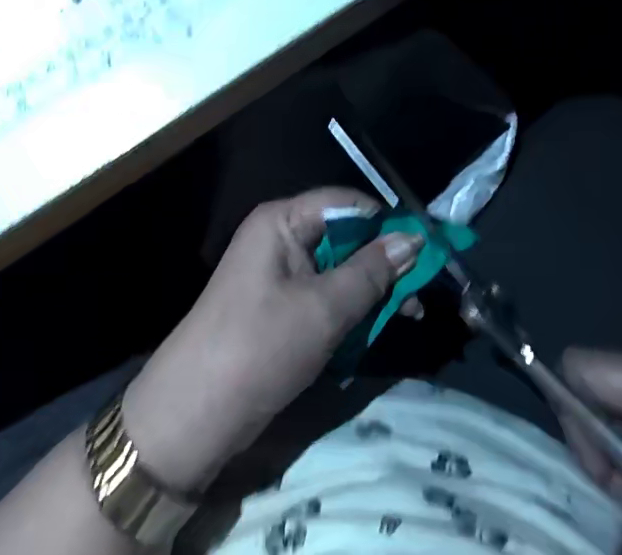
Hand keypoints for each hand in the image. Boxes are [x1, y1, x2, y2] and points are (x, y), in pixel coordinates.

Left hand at [121, 189, 420, 493]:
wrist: (192, 416)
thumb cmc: (260, 347)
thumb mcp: (326, 307)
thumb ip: (373, 271)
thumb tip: (415, 239)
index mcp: (283, 221)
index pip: (348, 204)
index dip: (389, 222)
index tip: (429, 247)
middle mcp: (281, 237)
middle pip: (347, 235)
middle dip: (386, 261)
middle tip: (423, 289)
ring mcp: (280, 273)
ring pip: (341, 268)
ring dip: (375, 288)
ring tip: (408, 314)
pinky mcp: (281, 305)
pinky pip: (327, 293)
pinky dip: (354, 308)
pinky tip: (378, 327)